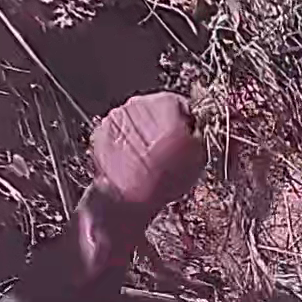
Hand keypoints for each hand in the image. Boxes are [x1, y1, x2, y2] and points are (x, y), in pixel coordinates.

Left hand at [89, 92, 204, 219]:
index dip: (187, 125)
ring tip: (149, 160)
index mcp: (166, 103)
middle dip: (163, 129)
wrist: (126, 198)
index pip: (182, 105)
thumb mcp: (197, 159)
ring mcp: (118, 116)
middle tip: (169, 152)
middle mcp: (140, 103)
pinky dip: (126, 143)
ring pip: (137, 121)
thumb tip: (197, 132)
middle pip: (157, 111)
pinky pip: (120, 132)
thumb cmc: (162, 180)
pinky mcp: (102, 131)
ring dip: (144, 135)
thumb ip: (199, 137)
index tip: (187, 140)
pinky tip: (133, 161)